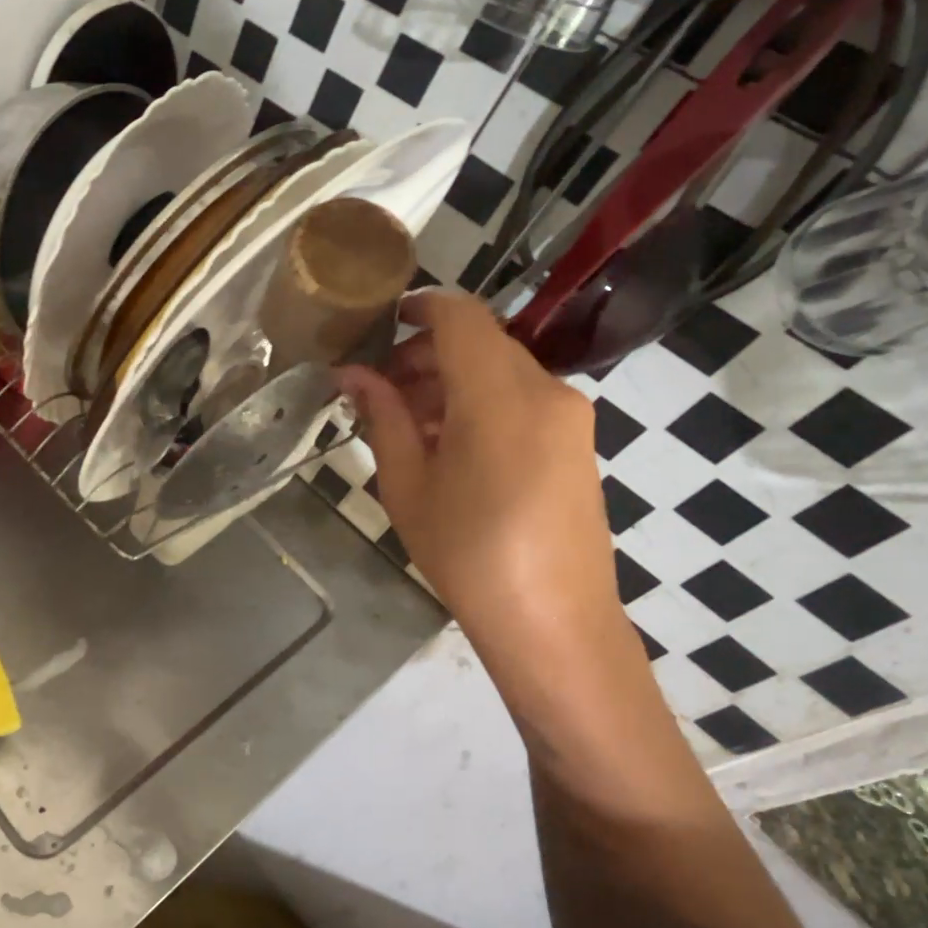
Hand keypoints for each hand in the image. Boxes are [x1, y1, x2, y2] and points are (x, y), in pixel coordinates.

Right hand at [337, 290, 623, 664]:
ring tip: (404, 426)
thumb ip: (382, 418)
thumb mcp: (407, 484)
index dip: (417, 308)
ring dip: (449, 382)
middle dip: (424, 355)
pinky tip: (445, 446)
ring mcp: (568, 414)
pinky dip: (478, 403)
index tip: (376, 326)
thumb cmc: (467, 553)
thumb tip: (351, 374)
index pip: (460, 317)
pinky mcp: (576, 439)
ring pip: (500, 370)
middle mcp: (545, 390)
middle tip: (375, 392)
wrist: (551, 619)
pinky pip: (520, 398)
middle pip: (480, 342)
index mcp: (500, 396)